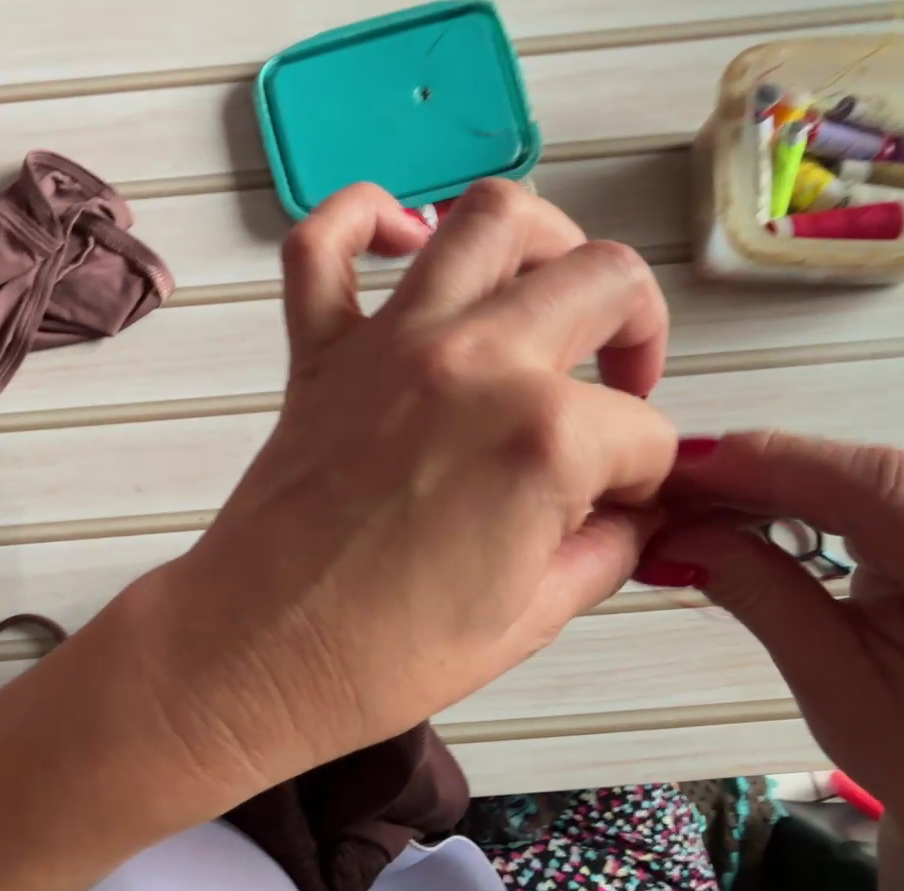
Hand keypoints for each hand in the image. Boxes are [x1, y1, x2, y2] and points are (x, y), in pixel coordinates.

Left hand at [129, 180, 673, 786]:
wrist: (257, 656)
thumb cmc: (381, 658)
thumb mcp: (529, 618)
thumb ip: (603, 550)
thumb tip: (632, 513)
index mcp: (541, 440)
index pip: (641, 431)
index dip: (646, 473)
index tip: (624, 501)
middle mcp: (475, 363)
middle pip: (604, 281)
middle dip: (640, 330)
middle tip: (622, 385)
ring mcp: (389, 347)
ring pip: (488, 219)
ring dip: (545, 237)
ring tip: (549, 290)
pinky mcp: (318, 353)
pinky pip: (323, 245)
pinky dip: (362, 218)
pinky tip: (403, 238)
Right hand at [651, 432, 903, 861]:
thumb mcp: (829, 685)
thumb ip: (757, 591)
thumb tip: (669, 532)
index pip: (882, 489)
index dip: (771, 462)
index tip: (678, 464)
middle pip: (878, 478)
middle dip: (761, 475)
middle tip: (668, 488)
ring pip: (878, 479)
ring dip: (779, 485)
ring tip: (696, 501)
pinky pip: (891, 495)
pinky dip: (814, 499)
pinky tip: (753, 507)